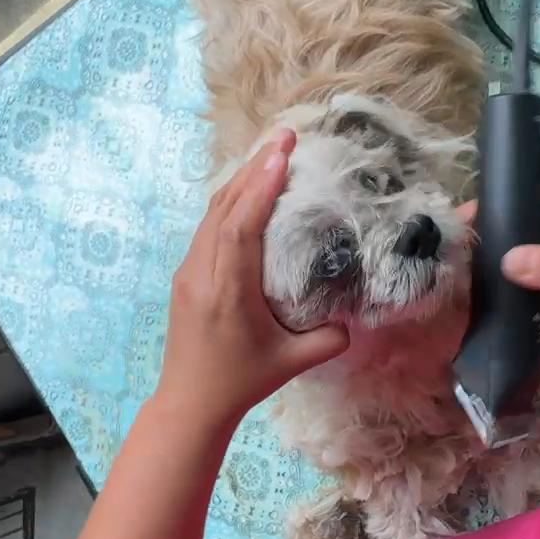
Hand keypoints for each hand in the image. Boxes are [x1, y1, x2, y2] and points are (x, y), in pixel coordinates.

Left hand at [156, 129, 349, 428]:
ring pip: (211, 214)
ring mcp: (188, 272)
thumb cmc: (241, 383)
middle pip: (223, 207)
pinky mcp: (185, 276)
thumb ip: (329, 339)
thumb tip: (354, 317)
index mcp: (227, 292)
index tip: (282, 152)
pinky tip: (246, 191)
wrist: (189, 403)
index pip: (241, 226)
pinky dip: (228, 202)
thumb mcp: (292, 364)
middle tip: (284, 135)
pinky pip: (206, 228)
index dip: (260, 185)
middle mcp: (201, 274)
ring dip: (240, 181)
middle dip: (254, 167)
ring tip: (270, 153)